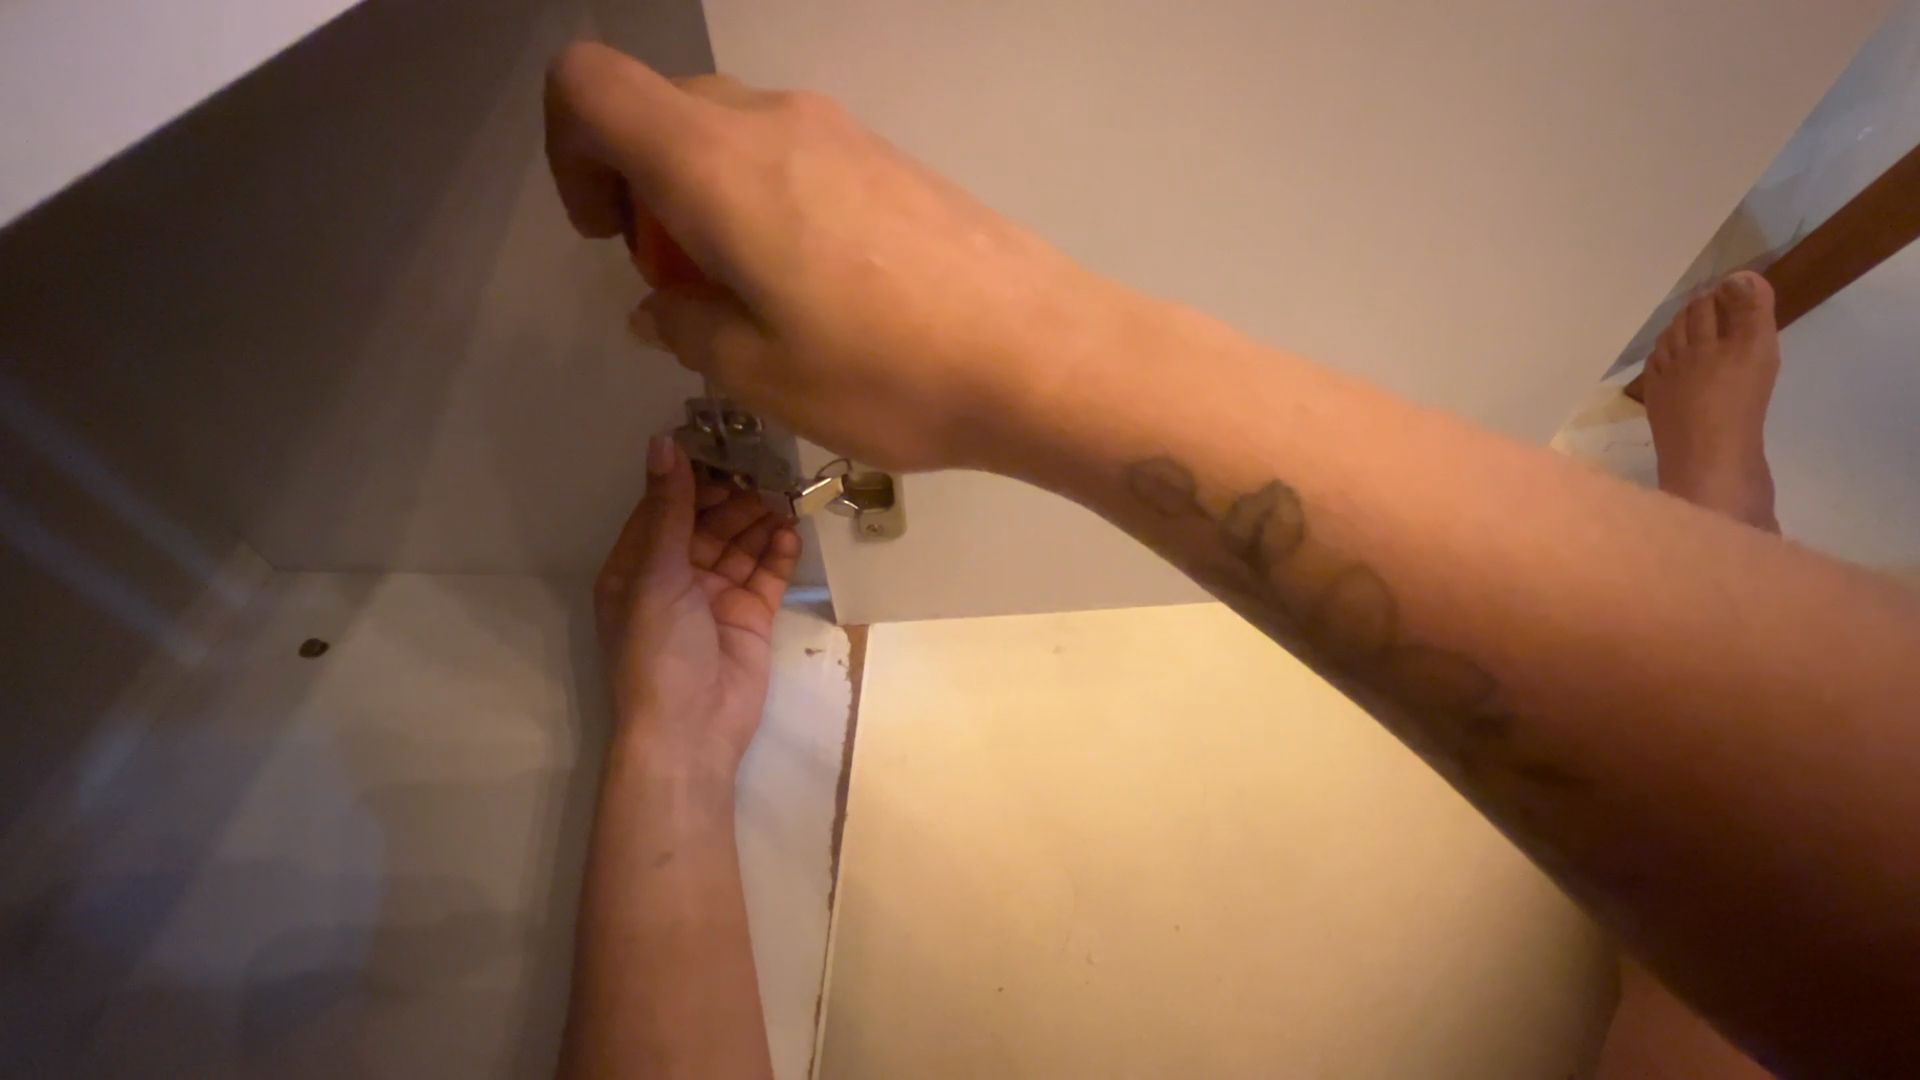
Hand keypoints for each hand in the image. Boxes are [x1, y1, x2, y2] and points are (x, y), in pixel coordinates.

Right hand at [545, 43, 1114, 473]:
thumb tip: (659, 306)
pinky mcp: (898, 165)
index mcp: (717, 163)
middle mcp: (778, 123)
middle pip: (667, 115)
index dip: (570, 152)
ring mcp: (848, 136)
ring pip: (740, 142)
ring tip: (762, 304)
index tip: (607, 237)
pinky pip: (805, 165)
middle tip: (688, 288)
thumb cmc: (887, 375)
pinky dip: (778, 210)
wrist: (1038, 356)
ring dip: (718, 207)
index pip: (590, 88)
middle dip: (647, 195)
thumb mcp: (761, 376)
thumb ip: (687, 328)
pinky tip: (826, 294)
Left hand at [594, 434, 801, 780]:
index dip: (693, 478)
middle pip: (709, 523)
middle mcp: (676, 576)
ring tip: (786, 495)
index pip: (666, 507)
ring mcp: (716, 596)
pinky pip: (767, 574)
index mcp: (637, 566)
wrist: (691, 730)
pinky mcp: (751, 615)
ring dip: (761, 520)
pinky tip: (791, 533)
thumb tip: (662, 441)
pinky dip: (779, 554)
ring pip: (742, 545)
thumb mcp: (656, 575)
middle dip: (736, 498)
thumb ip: (667, 509)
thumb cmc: (658, 650)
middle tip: (767, 470)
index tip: (725, 447)